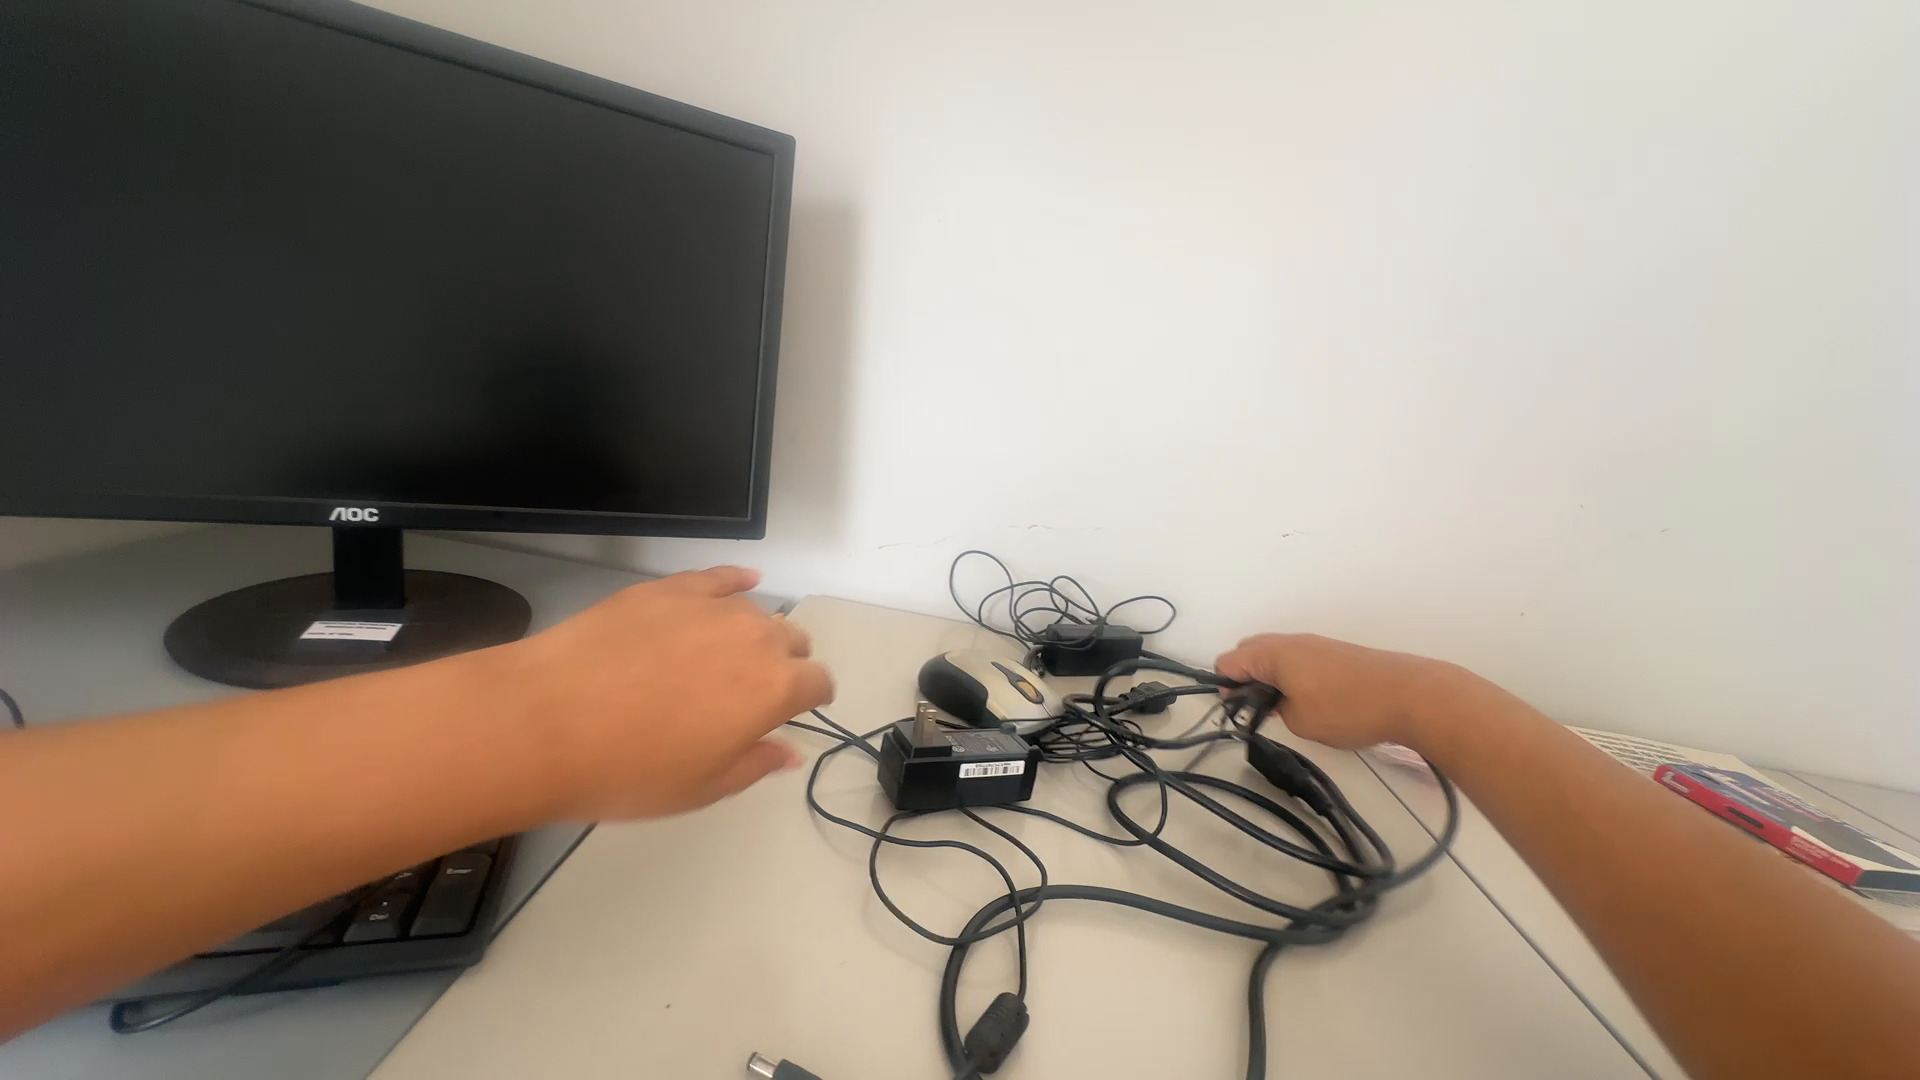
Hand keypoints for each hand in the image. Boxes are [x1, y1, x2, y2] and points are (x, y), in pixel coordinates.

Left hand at [493, 566, 832, 820]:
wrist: (544, 722)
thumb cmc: (629, 769)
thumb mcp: (702, 787)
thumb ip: (757, 763)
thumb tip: (790, 751)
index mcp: (775, 688)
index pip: (817, 682)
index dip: (814, 697)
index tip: (801, 708)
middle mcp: (756, 637)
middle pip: (793, 639)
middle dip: (788, 662)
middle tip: (756, 689)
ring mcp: (713, 607)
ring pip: (757, 612)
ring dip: (758, 632)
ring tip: (731, 652)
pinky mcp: (672, 589)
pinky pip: (719, 577)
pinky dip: (736, 580)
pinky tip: (743, 582)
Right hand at [1214, 633, 1487, 750]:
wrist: (1412, 696)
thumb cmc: (1348, 709)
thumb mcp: (1300, 722)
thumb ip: (1276, 709)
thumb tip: (1278, 701)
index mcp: (1272, 654)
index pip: (1228, 662)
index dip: (1225, 688)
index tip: (1239, 712)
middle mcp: (1289, 642)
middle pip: (1249, 652)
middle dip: (1246, 678)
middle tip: (1259, 708)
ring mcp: (1314, 644)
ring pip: (1276, 654)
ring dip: (1271, 676)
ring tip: (1287, 707)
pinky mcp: (1335, 652)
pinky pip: (1299, 658)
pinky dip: (1293, 674)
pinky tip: (1313, 700)